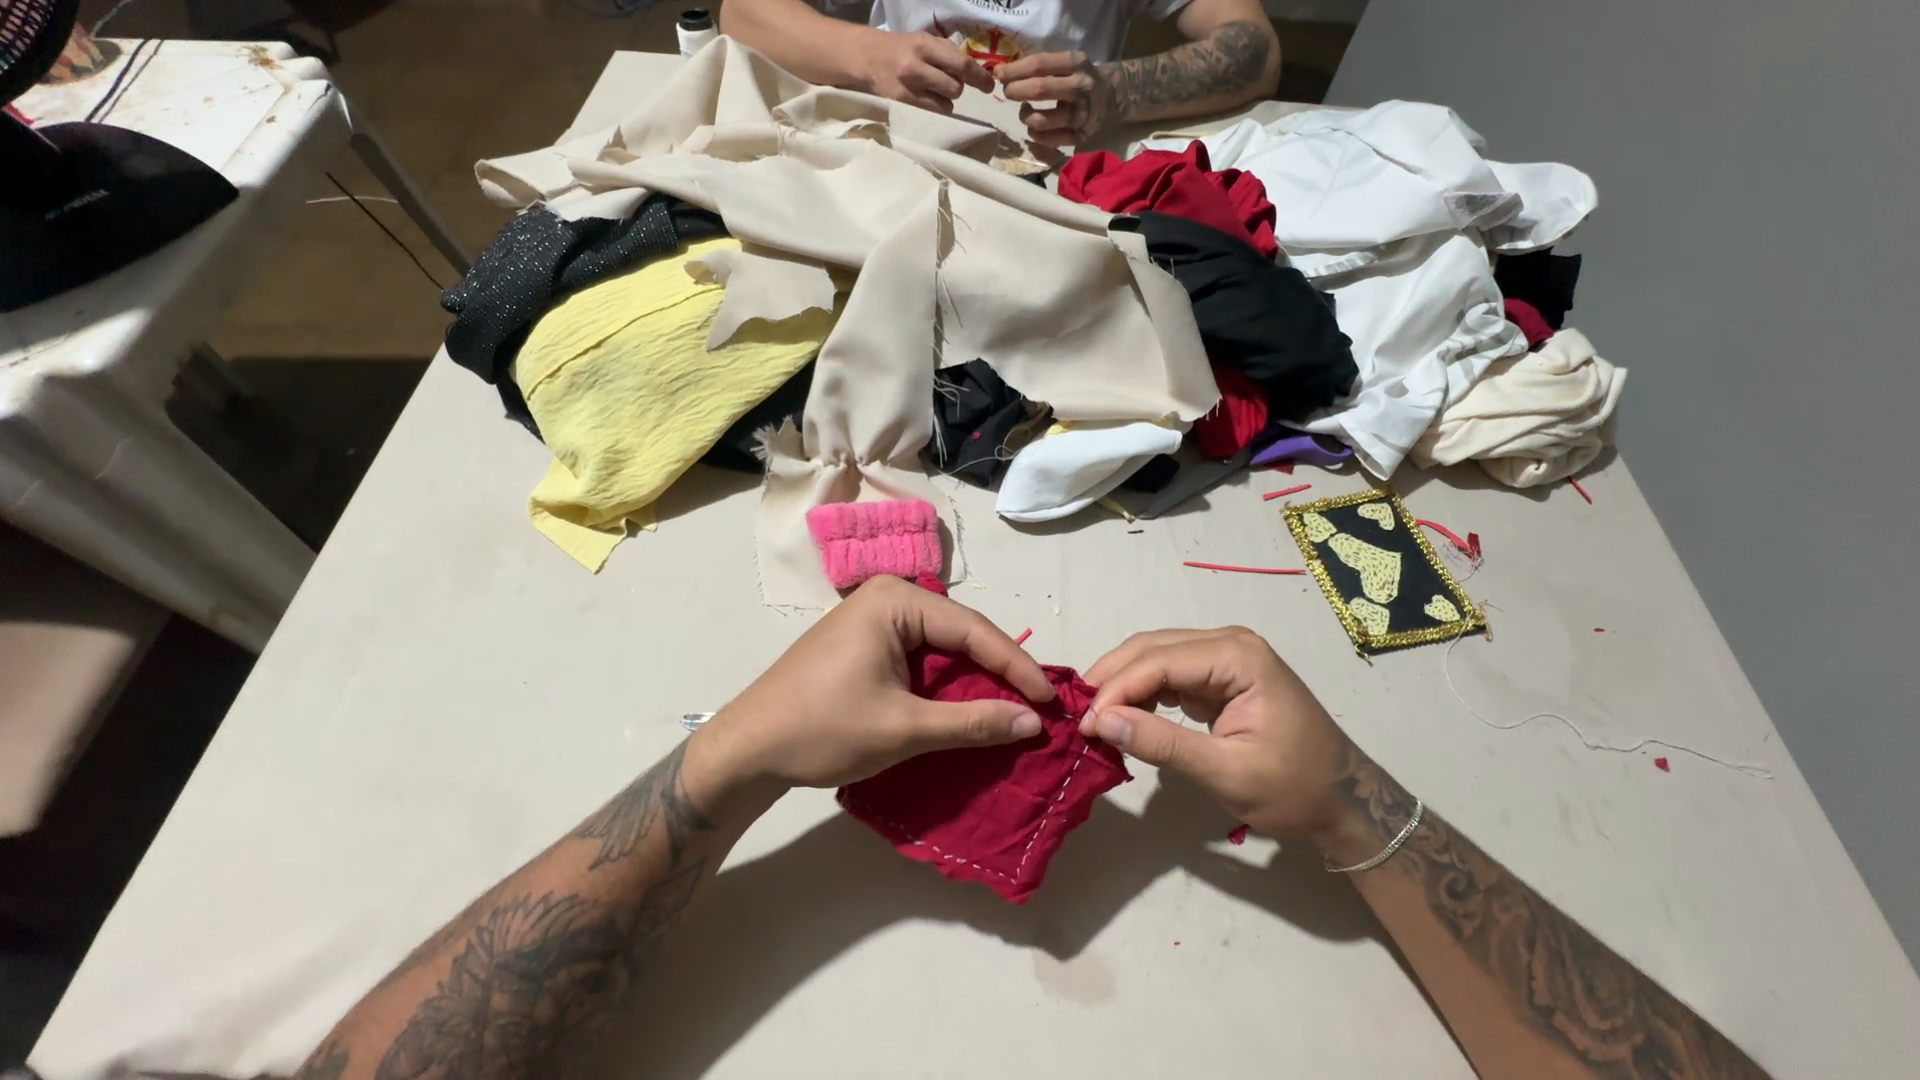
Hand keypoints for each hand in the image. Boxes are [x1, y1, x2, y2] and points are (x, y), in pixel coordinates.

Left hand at [690, 576, 1054, 803]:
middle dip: (998, 671)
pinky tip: (968, 707)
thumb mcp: (904, 729)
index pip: (973, 630)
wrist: (748, 749)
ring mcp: (874, 619)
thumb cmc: (823, 730)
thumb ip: (972, 722)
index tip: (1051, 701)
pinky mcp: (866, 644)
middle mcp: (887, 598)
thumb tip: (1032, 722)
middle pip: (960, 633)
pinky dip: (946, 684)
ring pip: (942, 647)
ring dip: (974, 679)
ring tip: (1013, 709)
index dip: (1016, 667)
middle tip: (1037, 706)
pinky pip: (920, 657)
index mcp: (895, 601)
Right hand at [858, 30, 992, 112]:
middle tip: (950, 83)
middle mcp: (917, 66)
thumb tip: (975, 69)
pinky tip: (927, 98)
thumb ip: (947, 52)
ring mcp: (909, 87)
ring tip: (935, 90)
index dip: (978, 77)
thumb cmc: (902, 48)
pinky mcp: (903, 103)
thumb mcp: (924, 40)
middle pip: (956, 88)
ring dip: (947, 99)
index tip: (989, 86)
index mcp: (925, 45)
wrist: (868, 57)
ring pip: (947, 104)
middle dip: (958, 88)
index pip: (961, 64)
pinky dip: (936, 107)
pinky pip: (934, 112)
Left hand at [996, 50, 1114, 147]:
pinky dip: (1035, 135)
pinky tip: (1034, 128)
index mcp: (1076, 63)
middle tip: (1008, 93)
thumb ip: (1040, 67)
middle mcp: (1081, 87)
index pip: (1040, 64)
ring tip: (1024, 112)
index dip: (1015, 70)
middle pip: (1040, 89)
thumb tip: (1001, 73)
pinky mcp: (1080, 136)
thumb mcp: (1067, 63)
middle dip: (1016, 91)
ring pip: (1041, 121)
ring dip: (1025, 117)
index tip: (999, 74)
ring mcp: (1081, 114)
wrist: (1111, 97)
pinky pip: (1048, 140)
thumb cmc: (1079, 78)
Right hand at [1081, 628, 1355, 841]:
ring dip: (1123, 684)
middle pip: (1151, 649)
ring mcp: (1225, 657)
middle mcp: (1228, 643)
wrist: (1345, 800)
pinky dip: (1142, 693)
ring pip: (1155, 657)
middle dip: (1111, 680)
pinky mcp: (1219, 676)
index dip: (1116, 689)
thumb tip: (1102, 722)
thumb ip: (1162, 743)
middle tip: (1080, 718)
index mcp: (1238, 657)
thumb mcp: (1226, 772)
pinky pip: (1168, 674)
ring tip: (1096, 719)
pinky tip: (1125, 716)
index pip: (1158, 661)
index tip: (1087, 726)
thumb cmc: (1294, 788)